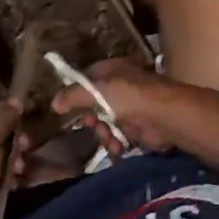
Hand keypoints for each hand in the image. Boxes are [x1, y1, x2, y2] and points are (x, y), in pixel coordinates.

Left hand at [0, 100, 27, 218]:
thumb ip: (3, 119)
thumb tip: (17, 99)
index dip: (8, 108)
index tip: (31, 107)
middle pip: (0, 132)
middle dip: (16, 137)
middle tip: (27, 143)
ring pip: (6, 152)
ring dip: (17, 157)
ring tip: (21, 166)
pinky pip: (6, 170)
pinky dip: (14, 172)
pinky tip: (19, 178)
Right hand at [51, 58, 184, 155]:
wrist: (164, 116)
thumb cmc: (129, 96)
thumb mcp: (96, 91)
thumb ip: (73, 96)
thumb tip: (54, 103)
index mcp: (112, 70)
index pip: (87, 78)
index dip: (75, 92)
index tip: (64, 108)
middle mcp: (120, 86)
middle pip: (95, 104)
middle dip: (91, 118)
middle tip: (90, 125)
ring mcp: (130, 106)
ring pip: (105, 122)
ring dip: (103, 134)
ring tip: (108, 139)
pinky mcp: (137, 126)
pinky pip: (118, 135)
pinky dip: (116, 143)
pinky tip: (118, 148)